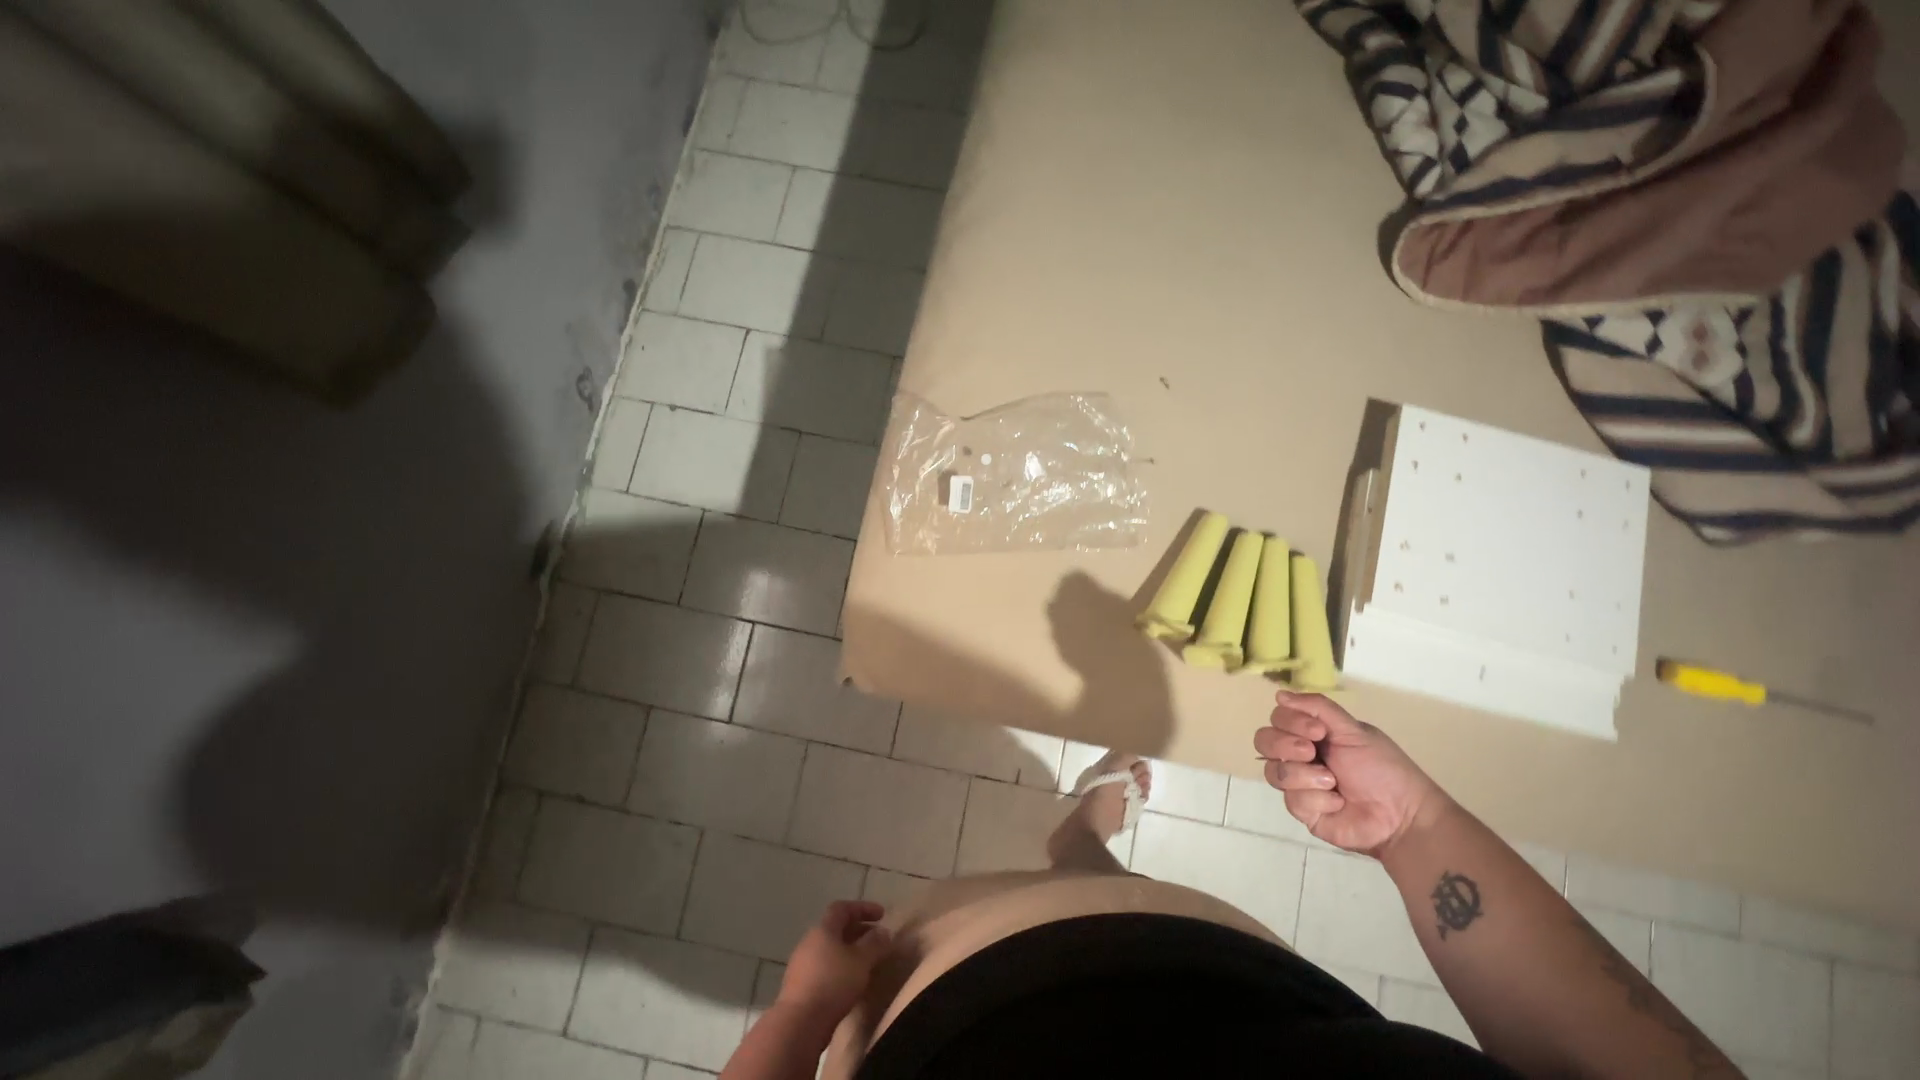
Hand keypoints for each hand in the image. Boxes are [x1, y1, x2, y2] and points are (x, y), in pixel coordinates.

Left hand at [776, 900, 892, 1022]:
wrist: (800, 1022)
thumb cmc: (833, 983)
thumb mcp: (861, 961)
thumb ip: (874, 944)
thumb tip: (884, 932)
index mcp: (823, 930)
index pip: (842, 908)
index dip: (863, 908)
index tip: (882, 915)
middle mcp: (809, 942)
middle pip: (835, 929)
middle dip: (858, 931)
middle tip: (877, 940)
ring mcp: (802, 964)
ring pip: (830, 949)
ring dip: (849, 951)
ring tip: (866, 962)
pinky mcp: (800, 985)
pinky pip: (824, 967)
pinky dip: (840, 967)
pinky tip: (850, 982)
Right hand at [1253, 690, 1450, 857]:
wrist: (1400, 814)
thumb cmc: (1381, 768)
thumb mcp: (1353, 731)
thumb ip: (1319, 708)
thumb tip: (1279, 694)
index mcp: (1312, 733)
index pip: (1278, 718)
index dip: (1289, 721)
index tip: (1318, 731)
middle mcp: (1299, 756)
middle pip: (1263, 741)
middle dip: (1285, 744)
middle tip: (1311, 751)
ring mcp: (1298, 783)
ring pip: (1274, 771)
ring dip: (1305, 775)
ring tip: (1333, 782)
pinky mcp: (1302, 810)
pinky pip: (1292, 799)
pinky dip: (1318, 799)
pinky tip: (1338, 803)